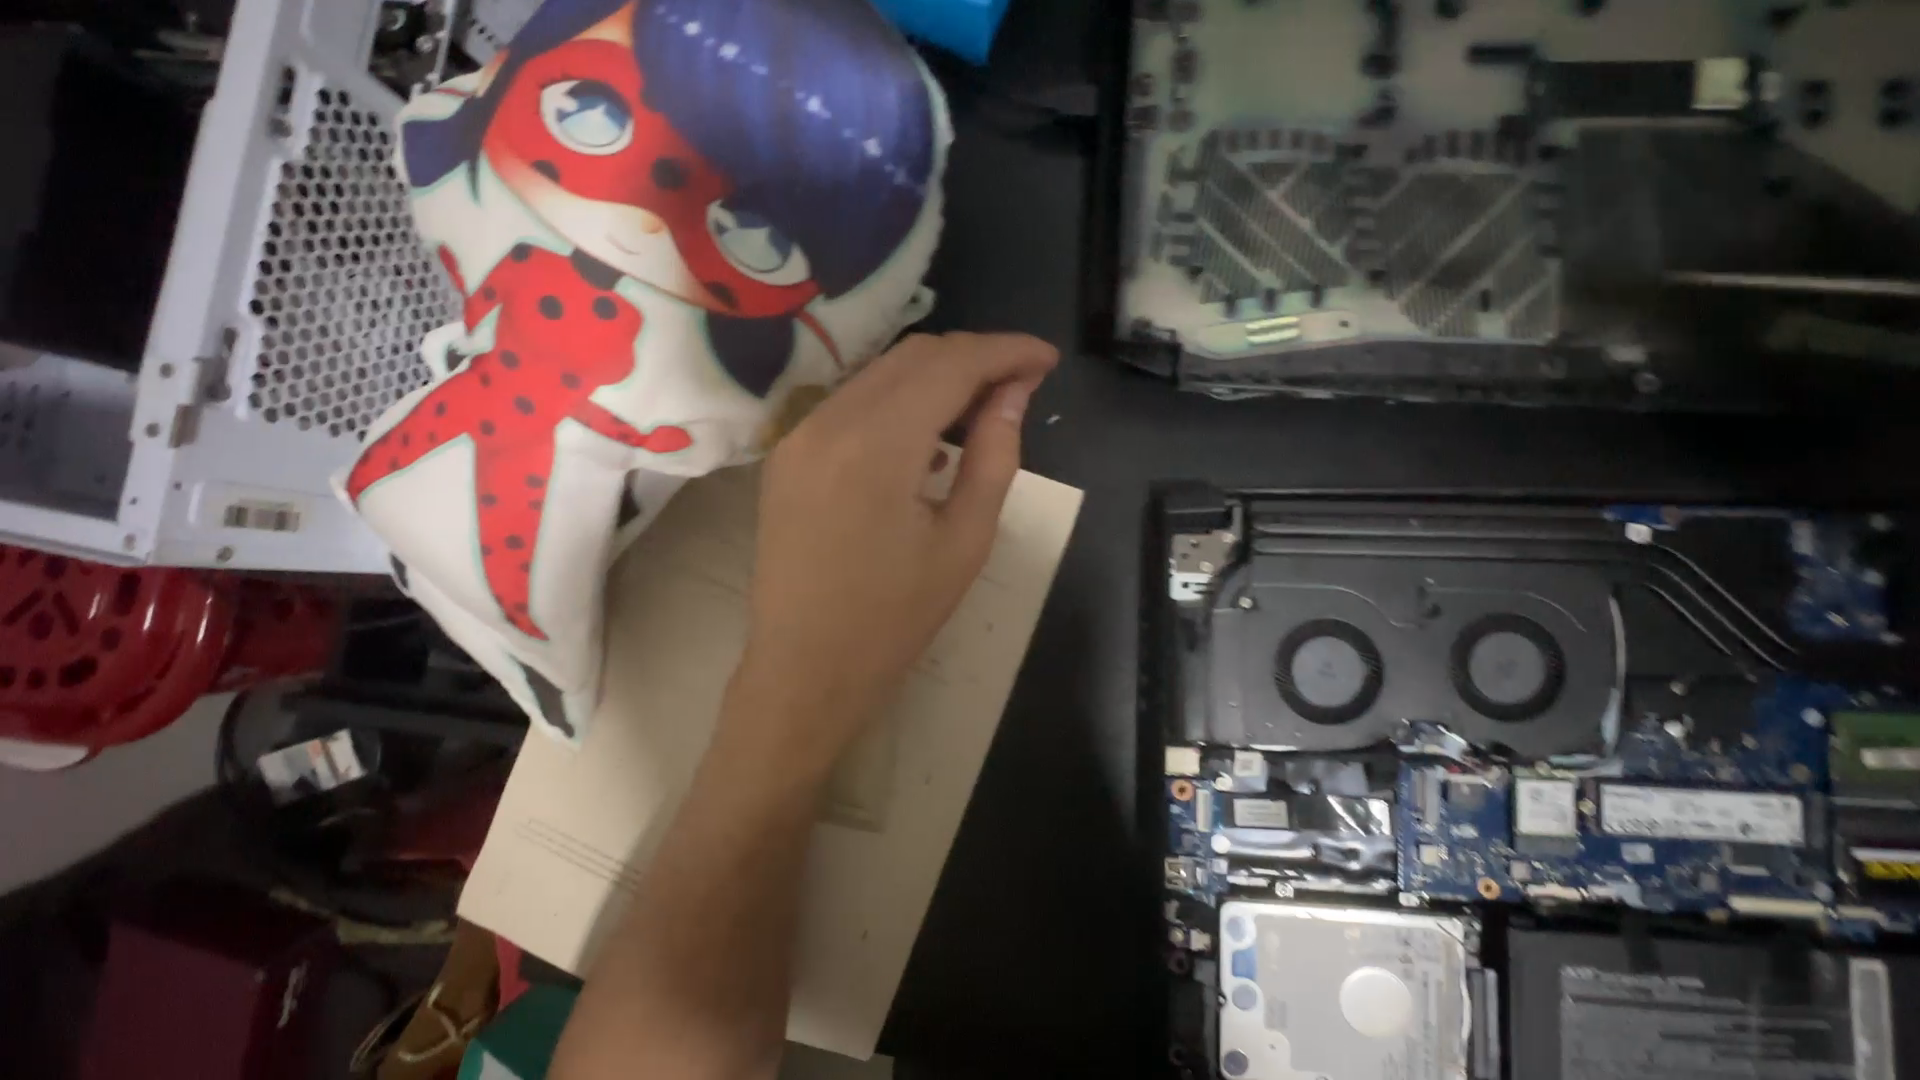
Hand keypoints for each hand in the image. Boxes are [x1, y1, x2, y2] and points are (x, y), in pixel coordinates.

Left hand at [730, 332, 1058, 763]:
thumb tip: (1013, 393)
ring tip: (982, 410)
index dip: (1006, 351)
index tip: (1047, 359)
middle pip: (913, 356)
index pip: (951, 364)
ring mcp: (799, 436)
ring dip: (935, 377)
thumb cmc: (894, 619)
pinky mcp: (787, 455)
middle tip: (1022, 384)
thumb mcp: (965, 542)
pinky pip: (852, 404)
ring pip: (879, 374)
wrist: (805, 669)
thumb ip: (994, 456)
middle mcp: (829, 421)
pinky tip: (927, 439)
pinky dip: (897, 402)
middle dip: (974, 358)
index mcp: (877, 444)